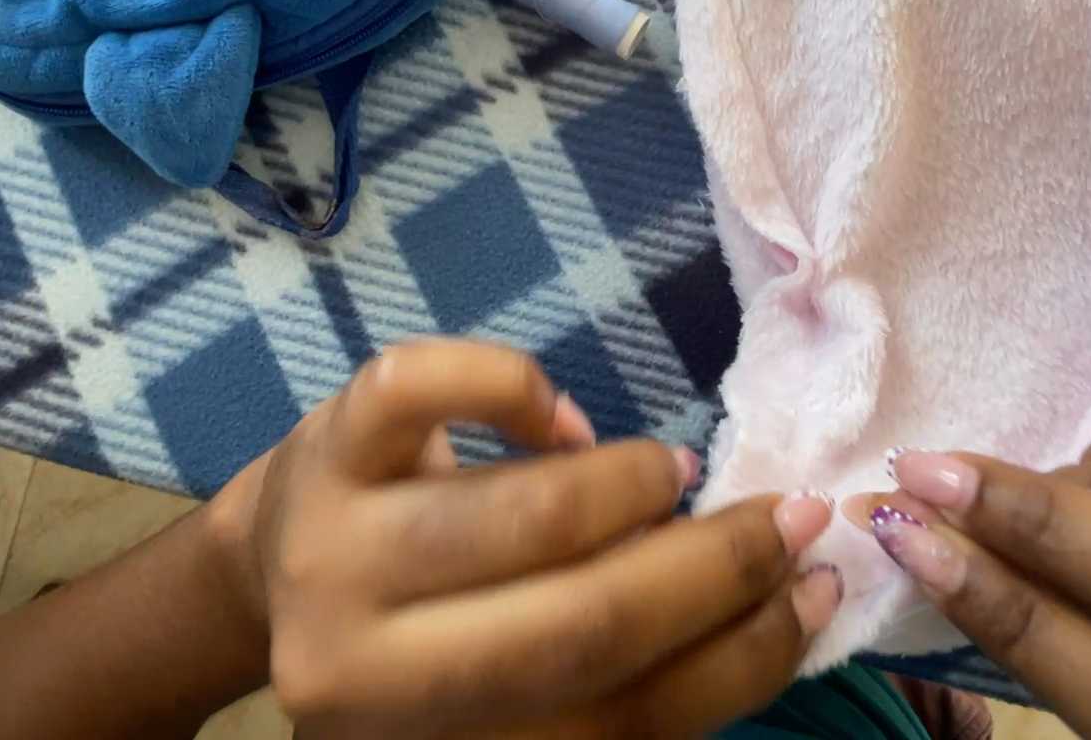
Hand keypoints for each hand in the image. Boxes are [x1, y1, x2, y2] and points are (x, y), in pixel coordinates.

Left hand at [204, 339, 840, 738]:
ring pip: (526, 512)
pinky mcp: (330, 441)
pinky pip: (433, 385)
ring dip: (628, 485)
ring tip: (667, 472)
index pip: (627, 719)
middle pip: (585, 623)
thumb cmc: (416, 616)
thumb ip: (608, 645)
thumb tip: (752, 585)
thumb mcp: (504, 663)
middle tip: (783, 512)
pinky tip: (557, 419)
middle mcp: (368, 677)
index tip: (815, 587)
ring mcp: (338, 547)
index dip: (745, 654)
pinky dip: (521, 388)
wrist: (274, 563)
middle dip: (715, 564)